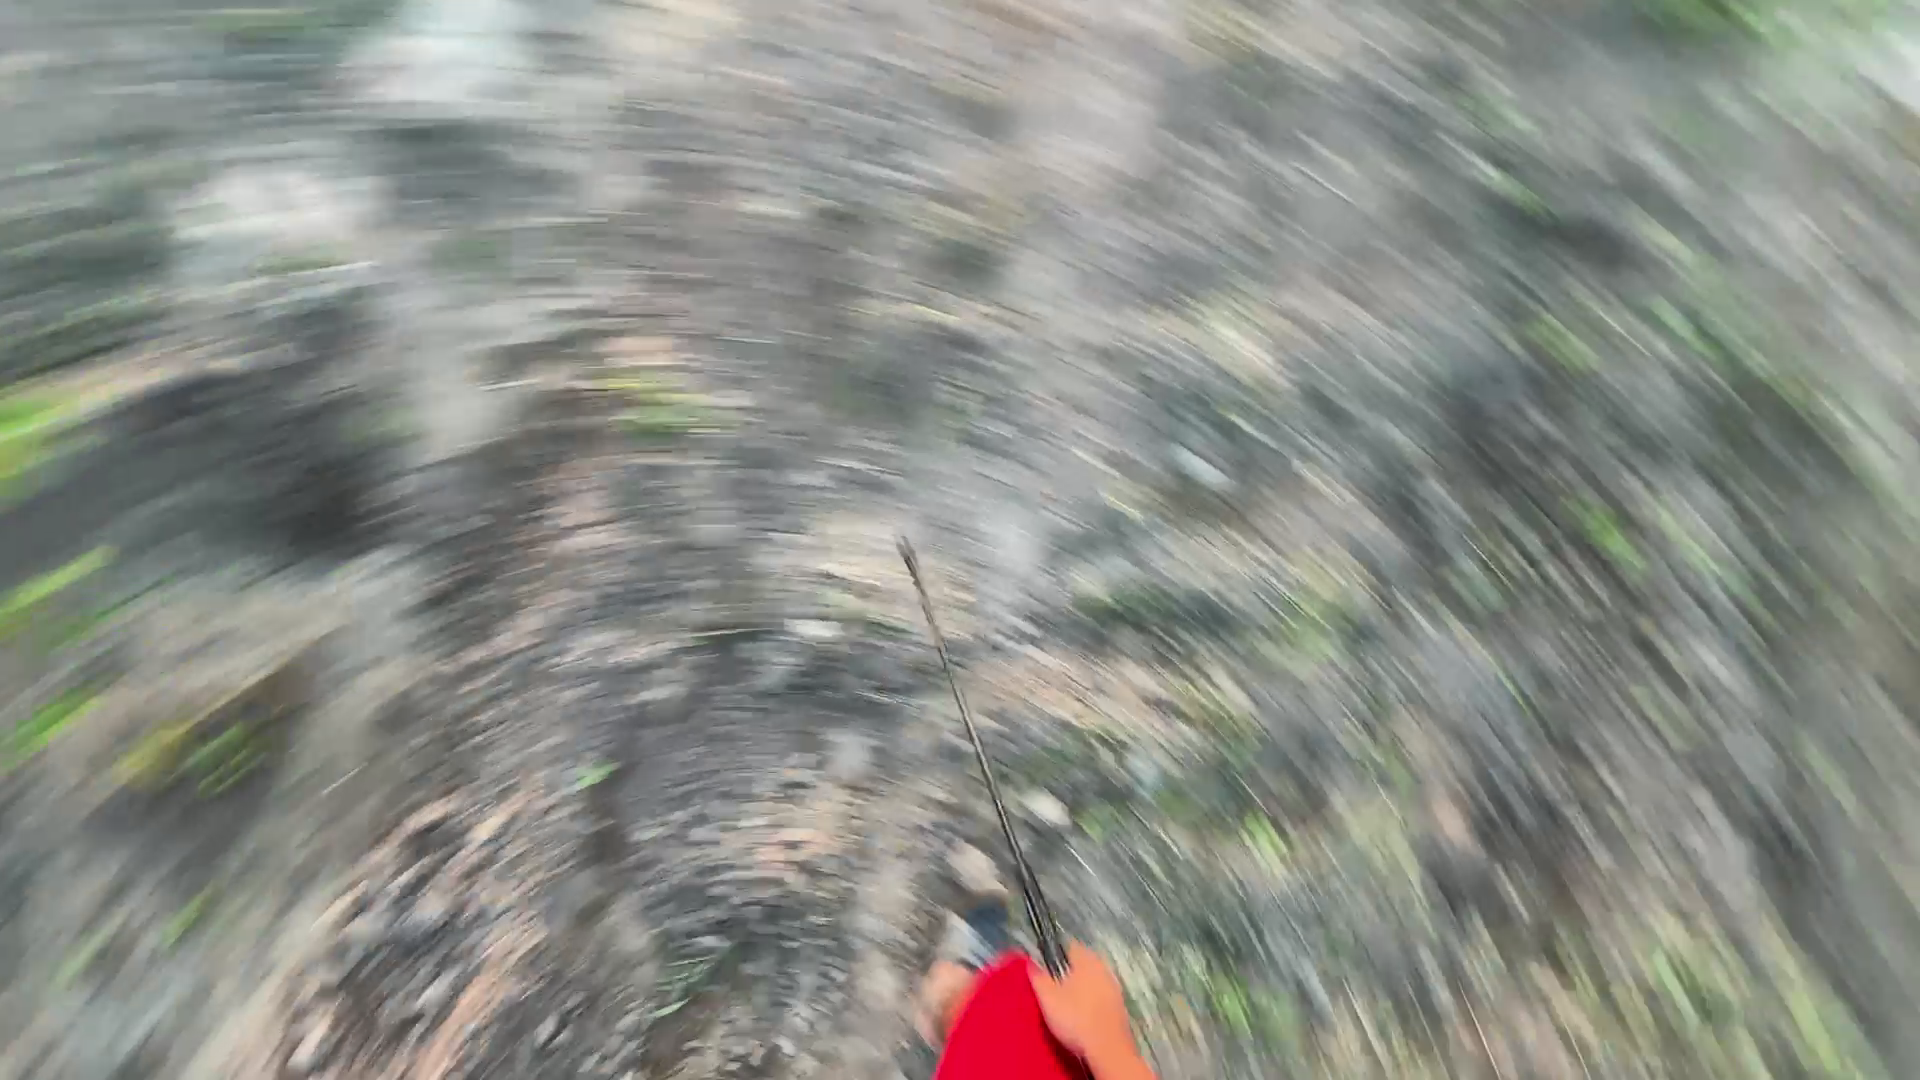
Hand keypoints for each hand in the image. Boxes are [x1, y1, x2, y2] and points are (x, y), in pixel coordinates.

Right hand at [1028, 943, 1147, 1075]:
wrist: (1108, 1049)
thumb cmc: (1075, 1018)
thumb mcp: (1047, 997)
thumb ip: (1037, 975)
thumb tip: (1029, 962)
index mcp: (1084, 958)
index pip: (1068, 945)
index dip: (1054, 952)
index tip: (1045, 965)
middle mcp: (1102, 966)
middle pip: (1081, 961)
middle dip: (1068, 970)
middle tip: (1054, 985)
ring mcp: (1113, 986)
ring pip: (1092, 979)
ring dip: (1082, 986)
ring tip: (1067, 1002)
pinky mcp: (1120, 1006)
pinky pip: (1101, 996)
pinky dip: (1092, 1001)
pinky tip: (1083, 1016)